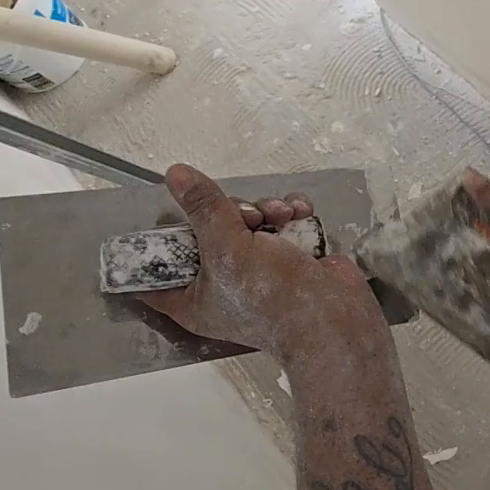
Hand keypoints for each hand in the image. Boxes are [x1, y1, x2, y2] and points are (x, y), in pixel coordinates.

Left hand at [140, 164, 384, 355]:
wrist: (333, 316)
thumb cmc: (272, 296)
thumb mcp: (228, 248)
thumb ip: (203, 208)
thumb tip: (175, 173)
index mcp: (193, 296)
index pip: (158, 269)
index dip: (156, 242)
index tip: (162, 214)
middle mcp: (223, 282)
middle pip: (209, 229)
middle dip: (234, 212)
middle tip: (250, 218)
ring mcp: (260, 268)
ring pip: (250, 220)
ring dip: (268, 209)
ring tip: (285, 216)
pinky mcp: (290, 256)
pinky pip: (282, 223)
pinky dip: (292, 214)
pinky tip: (302, 212)